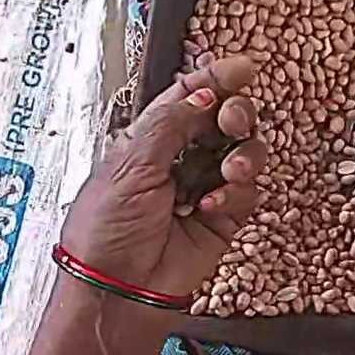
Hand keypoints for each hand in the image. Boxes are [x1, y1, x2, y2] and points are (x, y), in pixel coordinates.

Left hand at [60, 56, 267, 299]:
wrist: (119, 288)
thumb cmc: (108, 227)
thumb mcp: (129, 164)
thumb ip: (170, 124)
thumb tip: (204, 93)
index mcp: (152, 138)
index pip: (190, 96)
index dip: (216, 78)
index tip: (244, 67)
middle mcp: (182, 158)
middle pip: (225, 120)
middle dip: (236, 114)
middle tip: (231, 122)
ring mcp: (205, 187)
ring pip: (245, 153)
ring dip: (243, 155)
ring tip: (229, 172)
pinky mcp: (224, 217)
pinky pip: (247, 192)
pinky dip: (236, 193)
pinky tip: (212, 205)